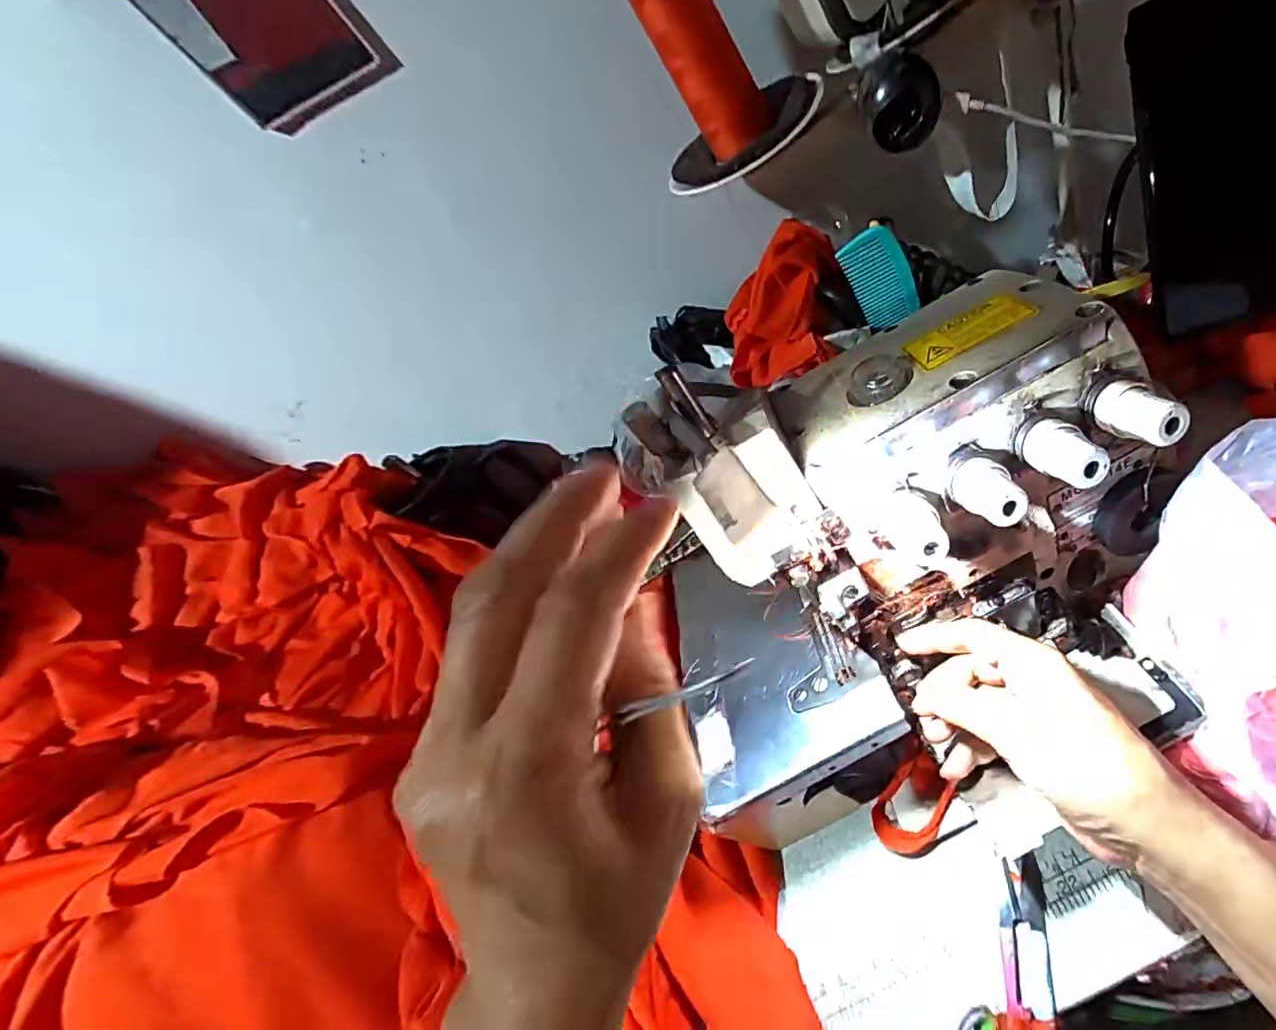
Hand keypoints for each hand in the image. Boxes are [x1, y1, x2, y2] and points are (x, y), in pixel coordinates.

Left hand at [394, 464, 697, 1029]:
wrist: (536, 979)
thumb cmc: (623, 895)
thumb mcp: (670, 792)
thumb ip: (649, 690)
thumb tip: (634, 605)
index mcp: (531, 768)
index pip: (573, 624)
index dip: (619, 552)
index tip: (661, 505)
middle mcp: (457, 750)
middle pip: (497, 601)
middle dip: (554, 522)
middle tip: (605, 473)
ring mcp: (428, 750)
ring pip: (473, 616)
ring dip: (533, 546)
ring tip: (585, 500)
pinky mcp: (427, 750)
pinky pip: (477, 650)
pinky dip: (525, 593)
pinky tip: (563, 566)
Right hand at [898, 619, 1186, 867]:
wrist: (1134, 814)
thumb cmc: (1088, 762)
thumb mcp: (1015, 728)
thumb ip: (966, 705)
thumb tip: (930, 692)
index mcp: (1032, 663)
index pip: (975, 636)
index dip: (937, 638)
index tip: (905, 645)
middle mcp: (1032, 682)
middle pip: (972, 674)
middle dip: (943, 694)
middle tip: (927, 719)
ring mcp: (1034, 714)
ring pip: (978, 707)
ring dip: (956, 725)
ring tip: (943, 745)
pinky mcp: (1036, 744)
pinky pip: (992, 734)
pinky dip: (974, 747)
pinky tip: (963, 766)